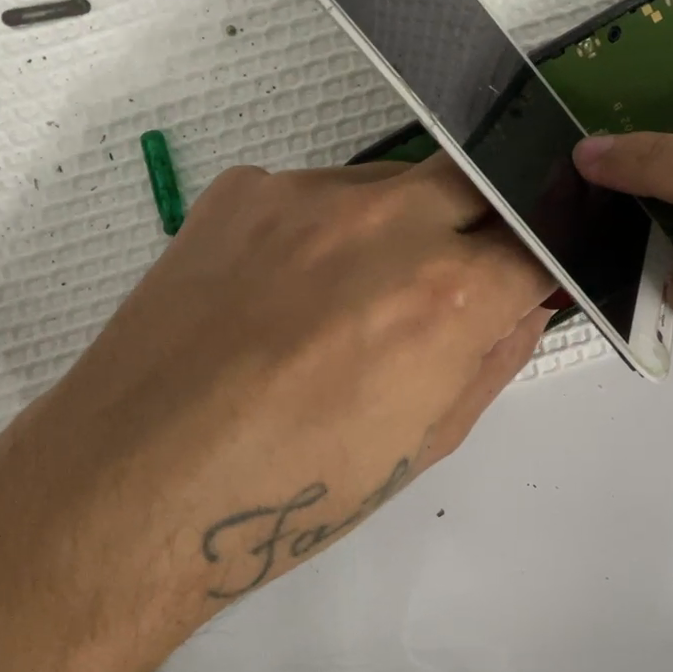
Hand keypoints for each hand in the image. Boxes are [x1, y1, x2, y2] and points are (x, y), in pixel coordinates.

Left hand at [0, 155, 552, 671]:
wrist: (130, 483)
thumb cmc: (292, 492)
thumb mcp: (425, 444)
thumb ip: (495, 358)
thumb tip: (529, 301)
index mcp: (444, 296)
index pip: (538, 243)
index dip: (542, 265)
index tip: (530, 282)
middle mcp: (386, 220)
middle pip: (481, 179)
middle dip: (488, 223)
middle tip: (456, 280)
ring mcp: (308, 193)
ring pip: (398, 183)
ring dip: (406, 226)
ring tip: (351, 300)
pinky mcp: (244, 188)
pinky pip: (321, 193)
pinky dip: (331, 231)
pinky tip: (286, 293)